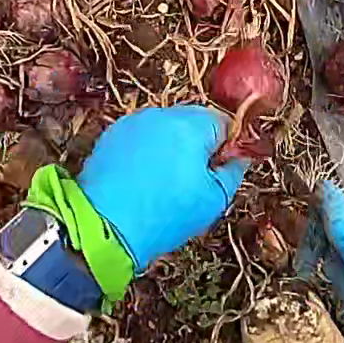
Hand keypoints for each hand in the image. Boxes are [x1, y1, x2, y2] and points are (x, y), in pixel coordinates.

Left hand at [79, 105, 246, 272]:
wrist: (104, 228)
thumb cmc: (164, 214)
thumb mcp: (214, 199)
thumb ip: (234, 171)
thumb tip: (239, 157)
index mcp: (192, 125)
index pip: (225, 122)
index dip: (227, 147)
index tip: (219, 171)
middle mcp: (163, 114)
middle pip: (196, 121)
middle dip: (200, 144)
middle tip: (195, 179)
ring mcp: (135, 122)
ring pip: (168, 127)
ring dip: (173, 145)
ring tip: (166, 181)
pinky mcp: (113, 134)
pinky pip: (143, 135)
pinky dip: (148, 150)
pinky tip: (144, 177)